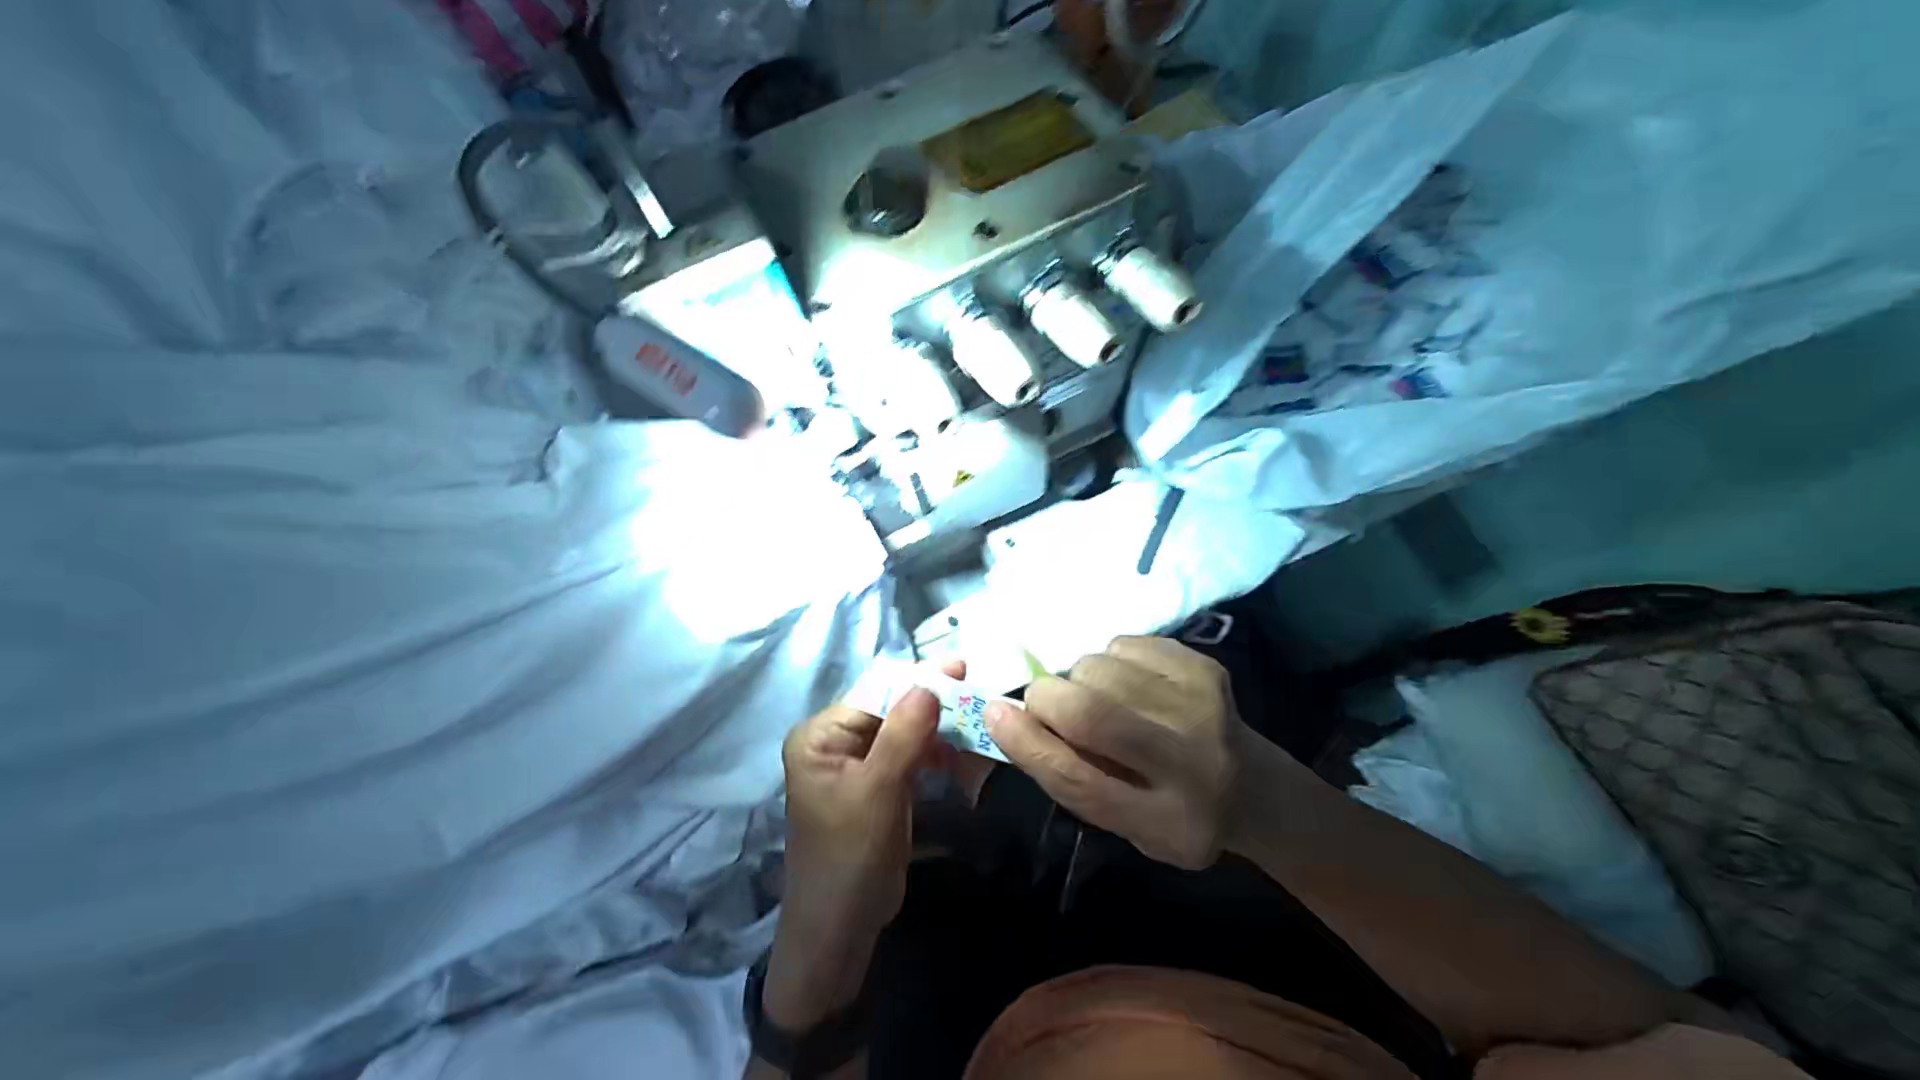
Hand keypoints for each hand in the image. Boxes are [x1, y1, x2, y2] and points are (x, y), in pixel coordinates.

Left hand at [766, 661, 960, 1027]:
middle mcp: (835, 743)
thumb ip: (903, 736)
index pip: (873, 695)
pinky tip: (961, 752)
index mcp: (820, 737)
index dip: (917, 682)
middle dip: (932, 703)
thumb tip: (929, 684)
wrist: (840, 930)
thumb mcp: (877, 793)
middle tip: (976, 692)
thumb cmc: (850, 857)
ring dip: (938, 728)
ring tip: (977, 721)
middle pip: (890, 709)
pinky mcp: (877, 784)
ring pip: (904, 731)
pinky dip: (935, 752)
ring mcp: (857, 764)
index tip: (960, 669)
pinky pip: (909, 755)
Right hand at [985, 637, 1254, 869]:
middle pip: (1092, 715)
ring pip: (1101, 669)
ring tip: (1096, 697)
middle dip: (1047, 698)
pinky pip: (1123, 644)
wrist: (1255, 787)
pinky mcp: (1204, 667)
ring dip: (1077, 678)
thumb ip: (1071, 776)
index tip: (994, 713)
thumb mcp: (1122, 821)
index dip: (1027, 744)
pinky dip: (1106, 659)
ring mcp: (1202, 708)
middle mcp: (1190, 764)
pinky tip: (1125, 682)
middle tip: (1041, 699)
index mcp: (1165, 822)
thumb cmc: (1171, 812)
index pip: (1081, 780)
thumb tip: (1007, 715)